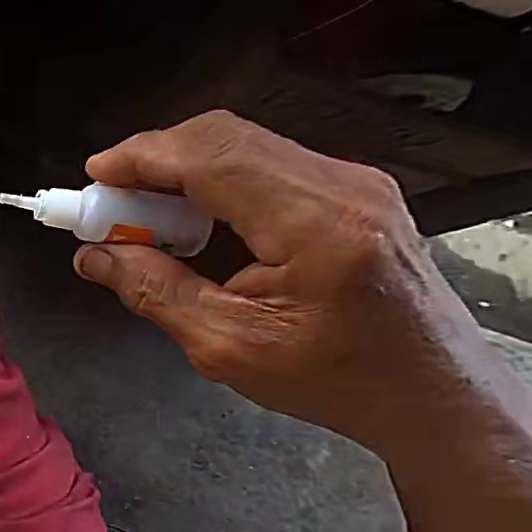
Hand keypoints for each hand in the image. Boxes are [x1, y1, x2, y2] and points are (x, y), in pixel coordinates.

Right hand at [72, 111, 496, 450]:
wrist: (436, 394)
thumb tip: (95, 256)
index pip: (212, 156)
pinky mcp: (351, 188)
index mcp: (317, 225)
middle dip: (154, 160)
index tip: (95, 176)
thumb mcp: (229, 348)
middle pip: (223, 137)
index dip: (142, 156)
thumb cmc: (338, 381)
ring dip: (180, 170)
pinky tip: (193, 218)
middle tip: (112, 202)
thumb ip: (155, 293)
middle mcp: (342, 184)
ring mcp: (353, 180)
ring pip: (241, 144)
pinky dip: (211, 180)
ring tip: (145, 217)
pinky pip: (263, 161)